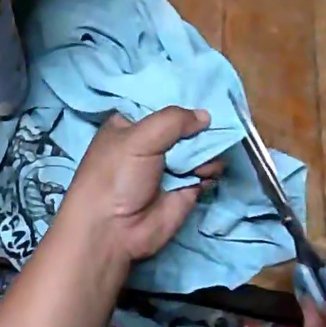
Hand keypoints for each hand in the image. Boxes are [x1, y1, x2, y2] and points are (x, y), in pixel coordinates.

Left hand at [58, 108, 223, 264]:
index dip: (181, 100)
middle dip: (200, 126)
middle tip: (208, 129)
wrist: (113, 231)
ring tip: (198, 161)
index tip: (204, 95)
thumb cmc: (116, 177)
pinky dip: (211, 169)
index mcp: (132, 124)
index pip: (161, 103)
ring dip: (207, 149)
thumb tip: (205, 116)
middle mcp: (153, 143)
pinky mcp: (187, 188)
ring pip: (201, 147)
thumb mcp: (138, 138)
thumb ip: (173, 120)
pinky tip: (203, 174)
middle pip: (186, 125)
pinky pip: (208, 171)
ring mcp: (171, 166)